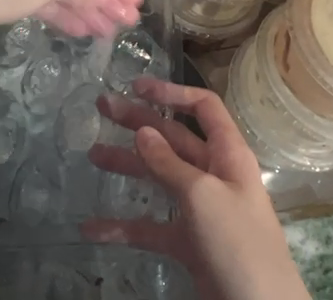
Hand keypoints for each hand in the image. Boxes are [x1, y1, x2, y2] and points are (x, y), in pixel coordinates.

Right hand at [81, 79, 306, 299]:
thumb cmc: (239, 245)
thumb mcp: (203, 196)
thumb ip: (169, 163)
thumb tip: (143, 130)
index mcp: (228, 155)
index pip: (203, 108)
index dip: (172, 92)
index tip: (135, 87)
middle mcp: (214, 175)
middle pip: (173, 138)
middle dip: (138, 122)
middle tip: (101, 107)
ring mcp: (201, 210)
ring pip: (158, 177)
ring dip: (127, 165)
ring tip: (92, 156)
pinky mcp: (189, 243)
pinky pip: (151, 227)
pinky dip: (123, 227)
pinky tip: (92, 228)